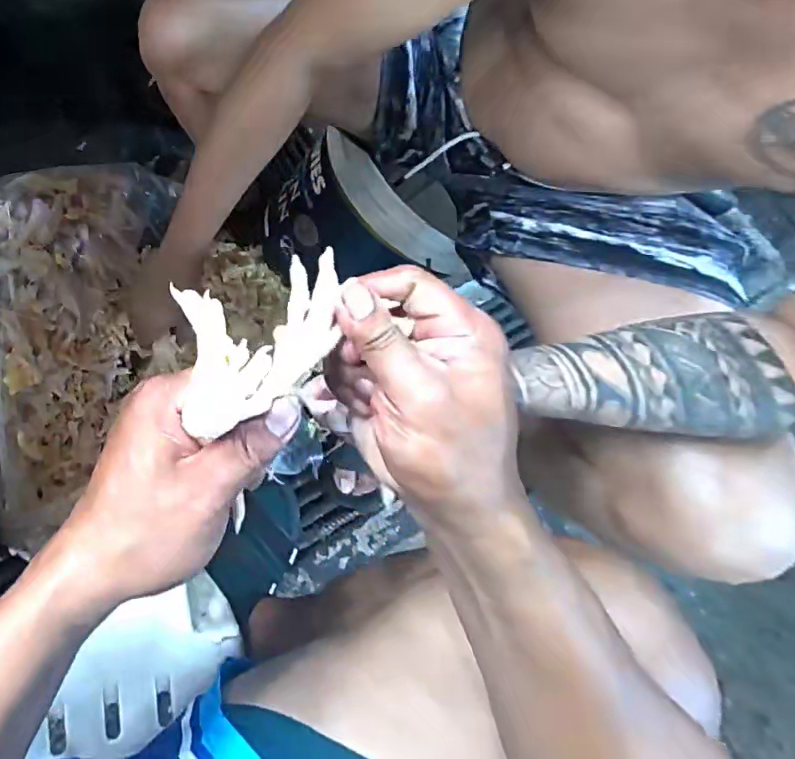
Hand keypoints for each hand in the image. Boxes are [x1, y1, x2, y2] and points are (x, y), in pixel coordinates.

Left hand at [49, 371, 296, 609]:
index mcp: (164, 396)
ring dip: (236, 452)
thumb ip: (250, 447)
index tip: (282, 430)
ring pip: (222, 421)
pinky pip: (207, 437)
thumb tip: (290, 408)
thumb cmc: (144, 535)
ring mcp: (159, 421)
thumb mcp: (207, 491)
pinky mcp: (161, 443)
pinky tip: (217, 491)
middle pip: (229, 397)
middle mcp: (160, 398)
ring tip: (229, 489)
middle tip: (247, 475)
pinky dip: (220, 461)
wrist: (93, 574)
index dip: (263, 399)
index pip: (232, 375)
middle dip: (248, 434)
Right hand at [127, 248, 201, 344]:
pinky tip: (162, 297)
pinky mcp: (137, 282)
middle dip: (152, 331)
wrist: (179, 255)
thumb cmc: (186, 289)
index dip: (156, 346)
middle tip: (167, 329)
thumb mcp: (188, 317)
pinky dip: (150, 302)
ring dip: (150, 316)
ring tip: (166, 313)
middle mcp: (134, 313)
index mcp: (145, 325)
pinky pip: (142, 299)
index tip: (167, 343)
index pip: (145, 345)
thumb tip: (179, 343)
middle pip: (140, 329)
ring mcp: (133, 296)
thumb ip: (182, 335)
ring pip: (140, 313)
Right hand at [325, 267, 523, 531]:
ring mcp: (409, 362)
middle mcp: (435, 338)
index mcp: (459, 329)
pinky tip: (362, 410)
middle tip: (348, 366)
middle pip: (377, 311)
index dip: (371, 289)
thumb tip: (348, 291)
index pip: (410, 283)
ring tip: (363, 397)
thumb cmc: (450, 455)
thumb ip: (380, 339)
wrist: (456, 512)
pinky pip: (354, 369)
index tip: (335, 309)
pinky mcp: (390, 384)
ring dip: (349, 368)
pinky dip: (349, 388)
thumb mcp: (416, 393)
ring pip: (357, 340)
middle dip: (355, 340)